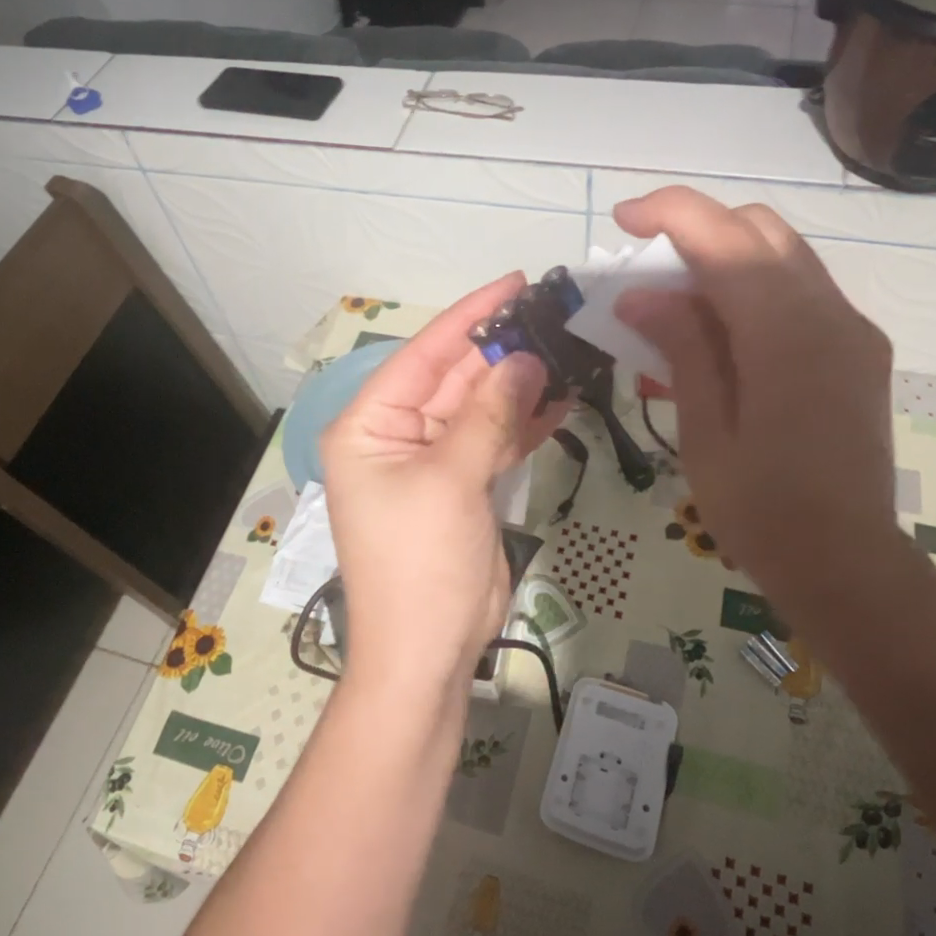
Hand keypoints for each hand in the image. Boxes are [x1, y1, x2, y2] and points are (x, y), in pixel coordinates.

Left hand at [320, 275, 563, 693]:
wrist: (425, 652)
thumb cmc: (420, 563)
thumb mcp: (450, 481)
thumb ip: (487, 415)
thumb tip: (523, 358)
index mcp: (369, 426)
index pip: (422, 356)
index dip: (469, 318)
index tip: (515, 283)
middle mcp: (395, 436)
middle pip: (453, 378)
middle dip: (501, 350)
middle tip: (555, 315)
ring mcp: (431, 463)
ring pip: (478, 409)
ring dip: (518, 385)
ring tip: (567, 349)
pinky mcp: (462, 487)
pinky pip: (493, 442)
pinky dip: (524, 424)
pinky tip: (561, 398)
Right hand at [613, 187, 897, 602]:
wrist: (846, 562)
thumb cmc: (761, 508)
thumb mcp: (705, 430)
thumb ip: (682, 347)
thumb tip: (643, 294)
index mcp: (784, 332)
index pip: (724, 237)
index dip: (670, 212)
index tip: (623, 219)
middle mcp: (829, 312)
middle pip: (761, 229)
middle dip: (699, 228)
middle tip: (647, 265)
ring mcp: (853, 330)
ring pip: (786, 255)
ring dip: (729, 257)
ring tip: (678, 302)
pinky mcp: (861, 351)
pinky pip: (803, 293)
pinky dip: (757, 290)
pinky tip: (724, 335)